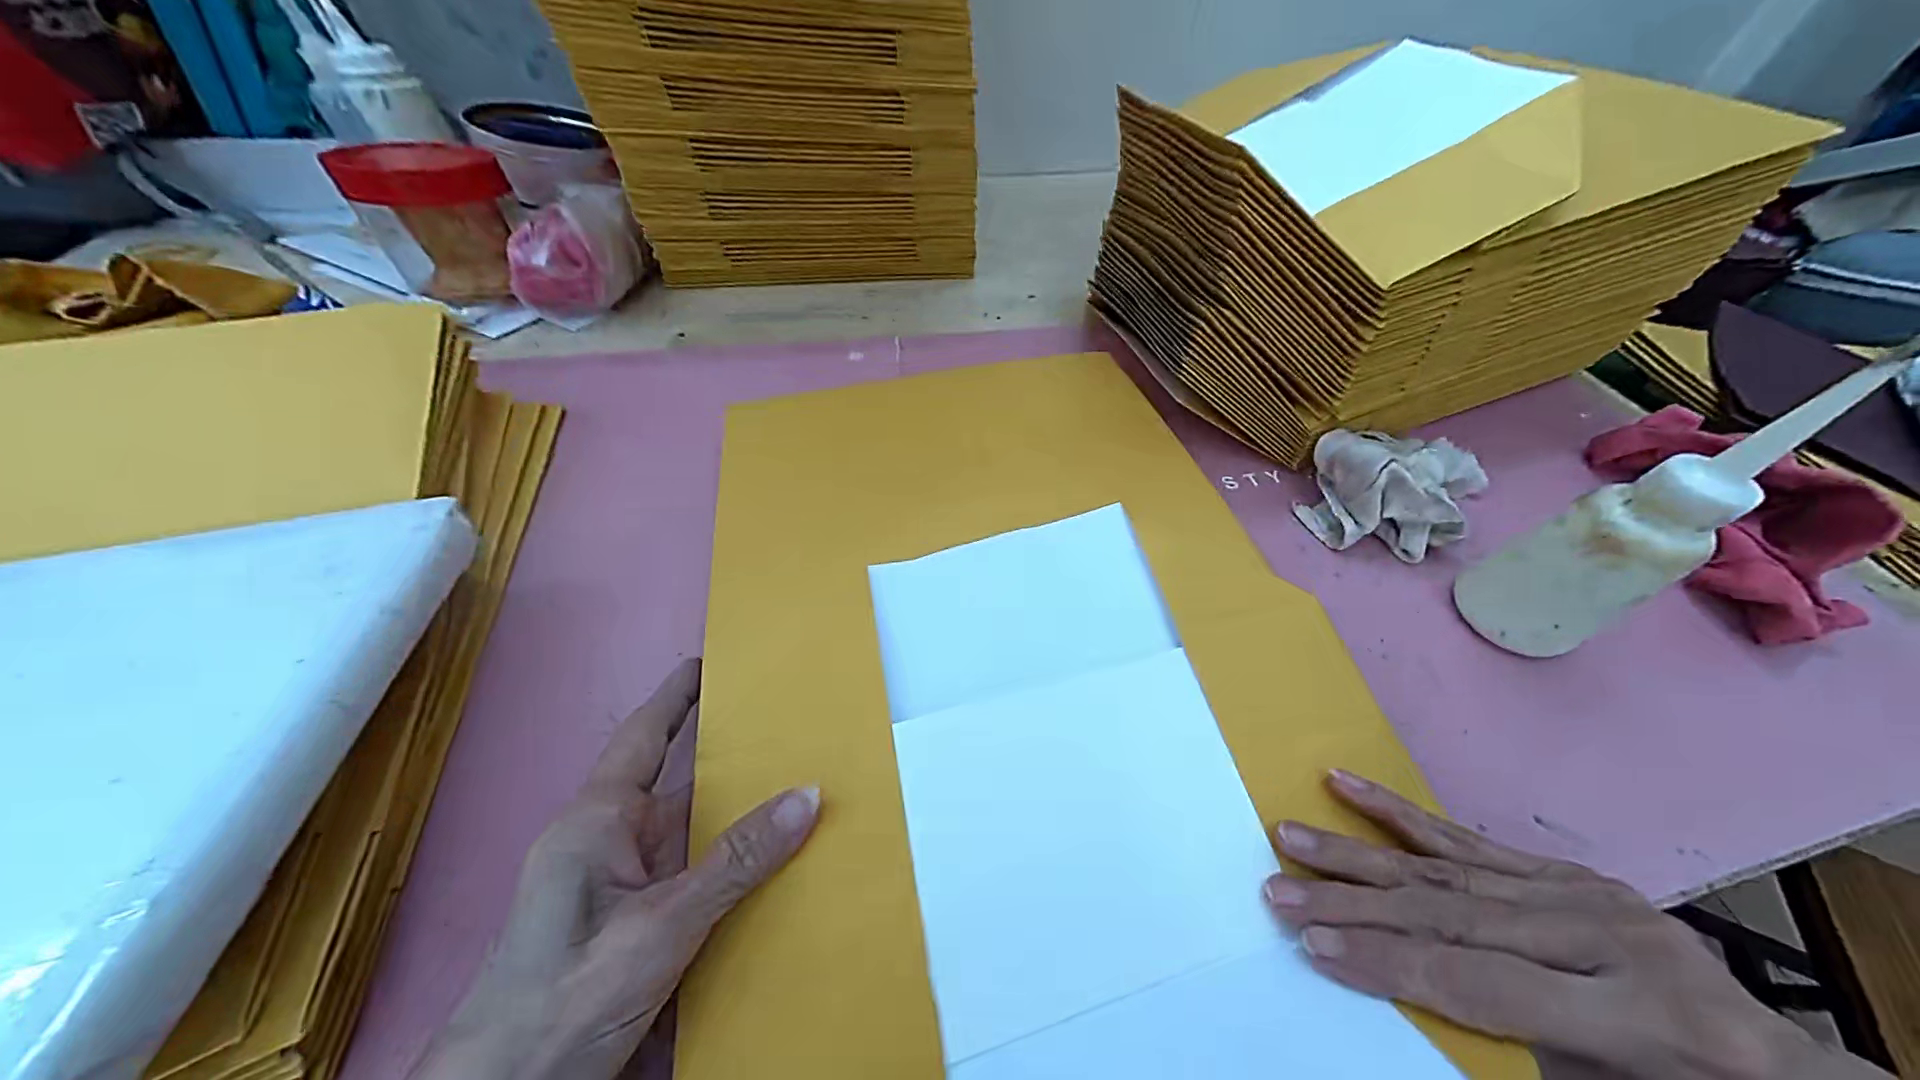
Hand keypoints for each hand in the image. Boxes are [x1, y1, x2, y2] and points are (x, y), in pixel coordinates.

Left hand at [413, 659, 819, 1079]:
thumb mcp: (659, 926)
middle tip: (790, 726)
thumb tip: (807, 796)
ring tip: (802, 788)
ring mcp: (625, 886)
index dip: (677, 695)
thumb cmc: (564, 997)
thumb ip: (734, 863)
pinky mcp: (639, 924)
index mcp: (597, 820)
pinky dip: (736, 863)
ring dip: (740, 816)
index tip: (713, 660)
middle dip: (731, 757)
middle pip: (680, 784)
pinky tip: (778, 864)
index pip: (645, 737)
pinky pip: (698, 875)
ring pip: (694, 833)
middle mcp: (611, 842)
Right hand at [1264, 771, 1886, 1079]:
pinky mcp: (1563, 870)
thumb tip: (1383, 981)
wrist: (1772, 1074)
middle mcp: (1608, 940)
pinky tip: (1346, 785)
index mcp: (1638, 1016)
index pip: (1477, 977)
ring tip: (1291, 834)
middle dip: (1353, 901)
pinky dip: (1397, 814)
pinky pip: (1467, 839)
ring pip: (1446, 868)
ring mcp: (1585, 893)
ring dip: (1357, 852)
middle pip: (1450, 912)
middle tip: (1278, 887)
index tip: (1312, 946)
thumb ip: (1493, 1031)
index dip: (1388, 961)